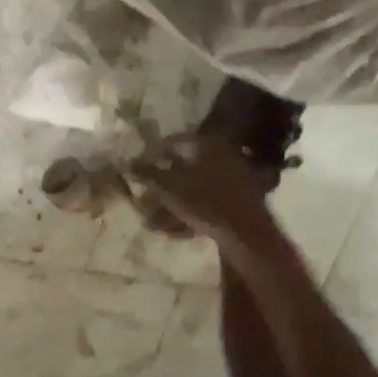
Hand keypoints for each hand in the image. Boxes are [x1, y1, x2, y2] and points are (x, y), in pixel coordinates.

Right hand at [127, 134, 282, 243]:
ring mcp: (234, 179)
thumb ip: (147, 173)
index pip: (173, 142)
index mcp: (206, 144)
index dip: (153, 155)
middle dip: (163, 184)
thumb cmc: (204, 201)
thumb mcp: (168, 187)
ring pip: (195, 188)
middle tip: (146, 197)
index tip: (139, 170)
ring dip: (173, 202)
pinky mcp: (240, 202)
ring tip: (154, 221)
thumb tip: (129, 162)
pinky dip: (191, 213)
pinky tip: (175, 231)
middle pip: (184, 166)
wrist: (248, 234)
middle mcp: (222, 155)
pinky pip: (209, 203)